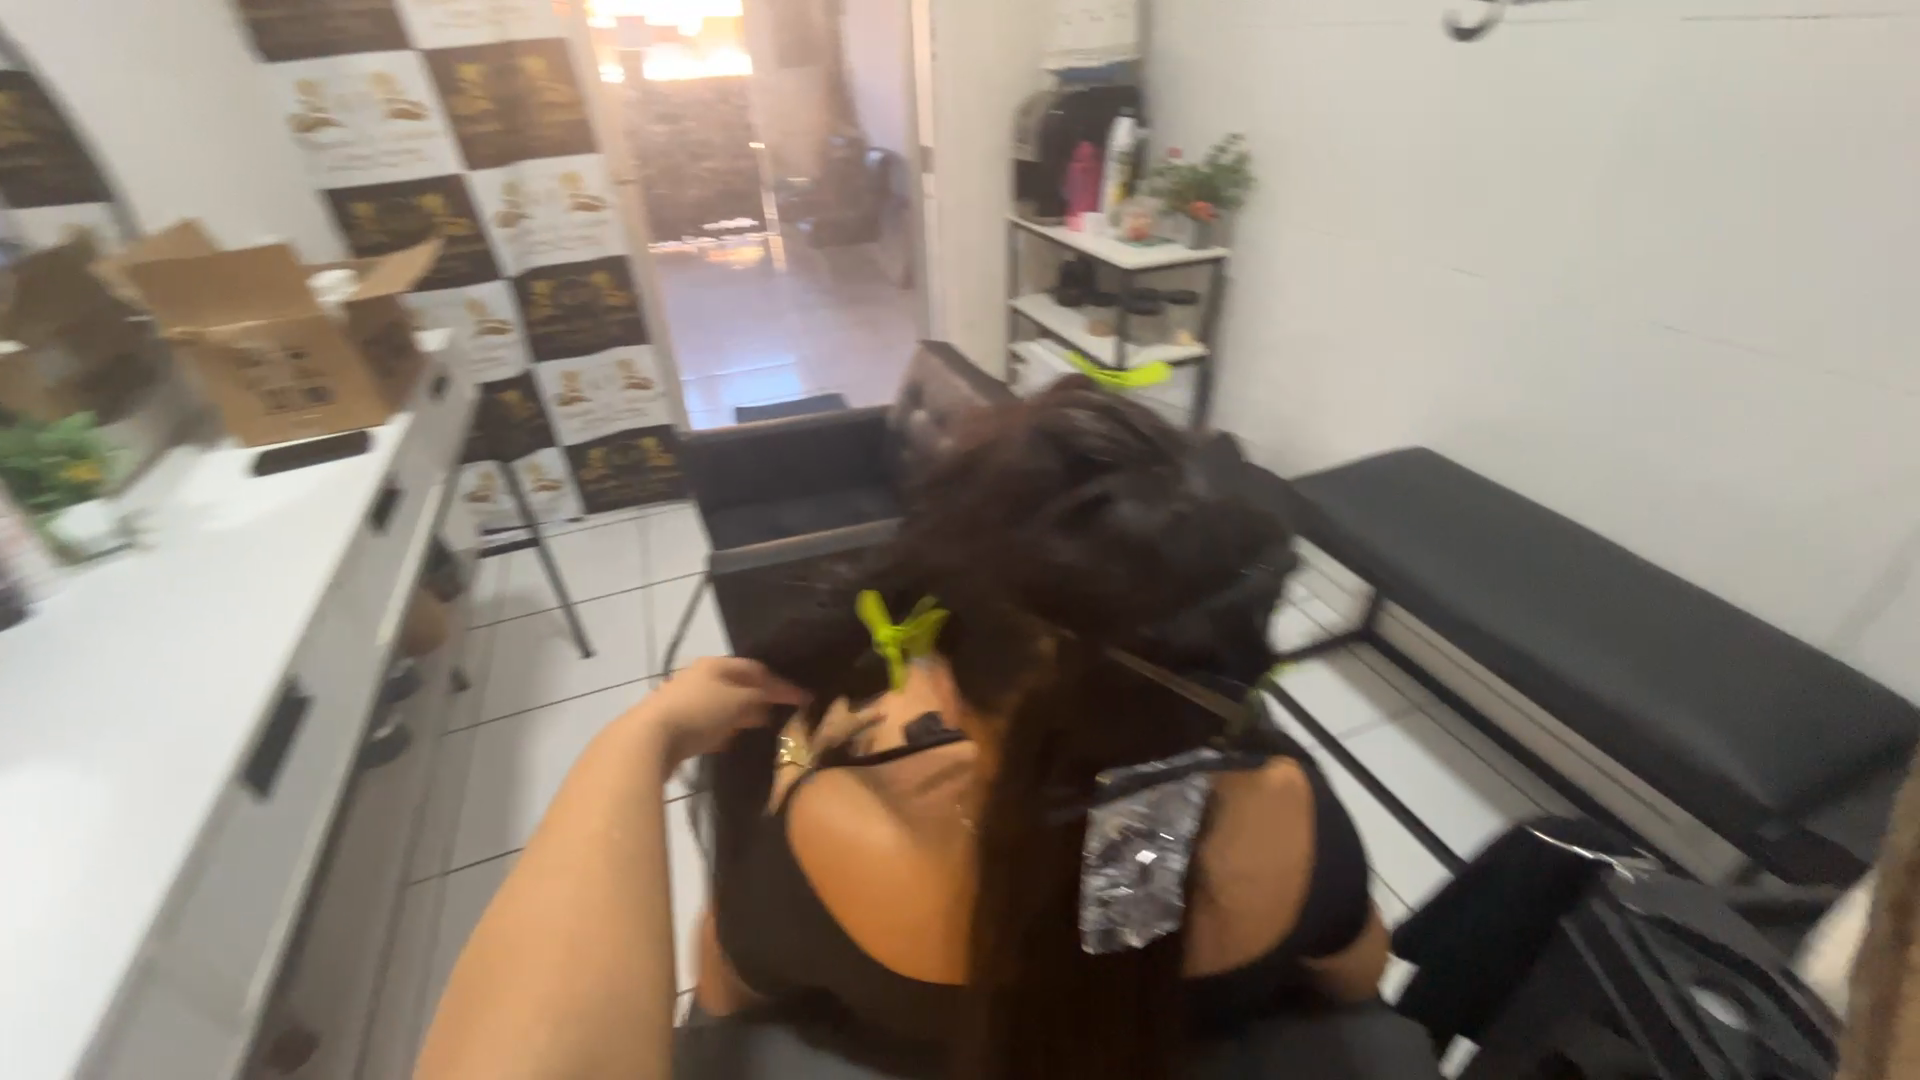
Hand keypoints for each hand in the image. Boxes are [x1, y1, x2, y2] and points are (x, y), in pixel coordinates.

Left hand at [637, 657, 808, 763]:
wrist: (647, 740)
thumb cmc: (698, 712)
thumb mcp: (739, 701)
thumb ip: (761, 697)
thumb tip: (773, 699)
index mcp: (715, 664)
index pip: (756, 669)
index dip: (781, 683)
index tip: (804, 698)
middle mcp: (698, 677)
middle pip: (738, 684)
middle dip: (761, 696)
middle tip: (783, 709)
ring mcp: (684, 701)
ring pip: (722, 704)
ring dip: (742, 714)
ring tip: (761, 726)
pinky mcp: (674, 725)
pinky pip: (708, 724)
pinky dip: (724, 729)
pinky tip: (731, 741)